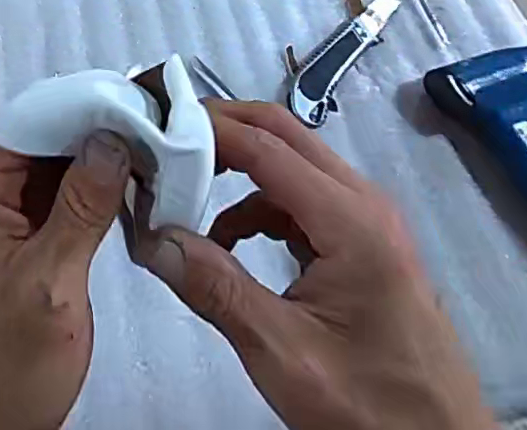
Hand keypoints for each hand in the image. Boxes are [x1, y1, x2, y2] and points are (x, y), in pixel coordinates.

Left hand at [0, 134, 131, 429]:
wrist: (0, 419)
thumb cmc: (8, 361)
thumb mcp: (47, 281)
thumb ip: (79, 208)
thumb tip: (112, 139)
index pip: (35, 118)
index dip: (83, 105)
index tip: (133, 103)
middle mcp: (3, 185)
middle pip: (57, 129)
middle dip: (104, 122)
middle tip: (157, 119)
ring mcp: (28, 202)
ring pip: (74, 152)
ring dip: (113, 146)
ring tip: (160, 138)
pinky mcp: (53, 221)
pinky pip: (85, 180)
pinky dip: (114, 174)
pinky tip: (146, 172)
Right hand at [139, 101, 494, 429]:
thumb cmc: (371, 405)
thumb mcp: (285, 355)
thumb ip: (218, 291)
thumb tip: (155, 239)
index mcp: (350, 217)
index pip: (267, 146)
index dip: (213, 129)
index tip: (164, 126)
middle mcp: (361, 199)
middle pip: (283, 134)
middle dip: (225, 128)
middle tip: (171, 136)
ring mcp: (365, 216)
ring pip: (291, 164)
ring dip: (240, 169)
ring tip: (188, 190)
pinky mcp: (361, 238)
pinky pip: (301, 199)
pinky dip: (260, 206)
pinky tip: (230, 243)